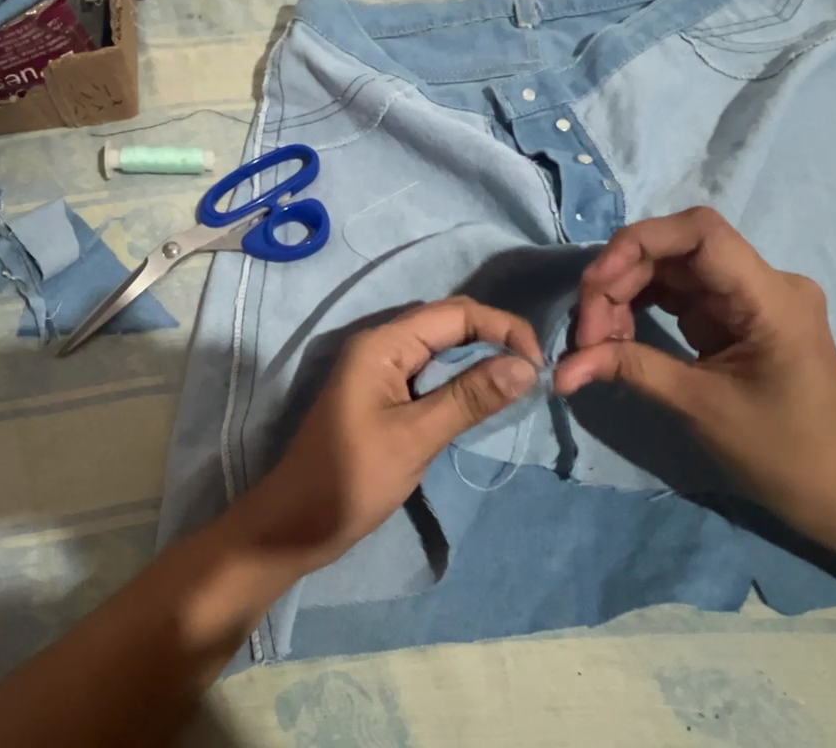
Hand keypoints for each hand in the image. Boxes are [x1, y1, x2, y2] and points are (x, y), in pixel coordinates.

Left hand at [228, 297, 541, 570]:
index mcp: (383, 343)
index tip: (539, 365)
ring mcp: (381, 372)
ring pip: (442, 350)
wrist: (296, 523)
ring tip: (520, 385)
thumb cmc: (351, 477)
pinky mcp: (384, 397)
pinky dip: (462, 381)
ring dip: (482, 360)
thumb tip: (526, 366)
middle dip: (496, 339)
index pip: (455, 313)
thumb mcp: (415, 437)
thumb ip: (469, 397)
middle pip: (449, 324)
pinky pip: (431, 374)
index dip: (502, 328)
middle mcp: (381, 346)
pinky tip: (486, 399)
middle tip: (535, 375)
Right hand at [553, 206, 835, 529]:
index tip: (594, 283)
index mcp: (771, 298)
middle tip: (586, 334)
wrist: (835, 489)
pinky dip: (637, 309)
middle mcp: (762, 283)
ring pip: (666, 269)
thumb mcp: (699, 407)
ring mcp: (746, 296)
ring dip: (622, 295)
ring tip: (597, 341)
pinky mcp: (730, 313)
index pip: (700, 234)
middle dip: (618, 281)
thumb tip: (562, 368)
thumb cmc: (782, 451)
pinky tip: (616, 338)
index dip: (638, 243)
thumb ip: (631, 369)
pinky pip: (673, 292)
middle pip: (672, 250)